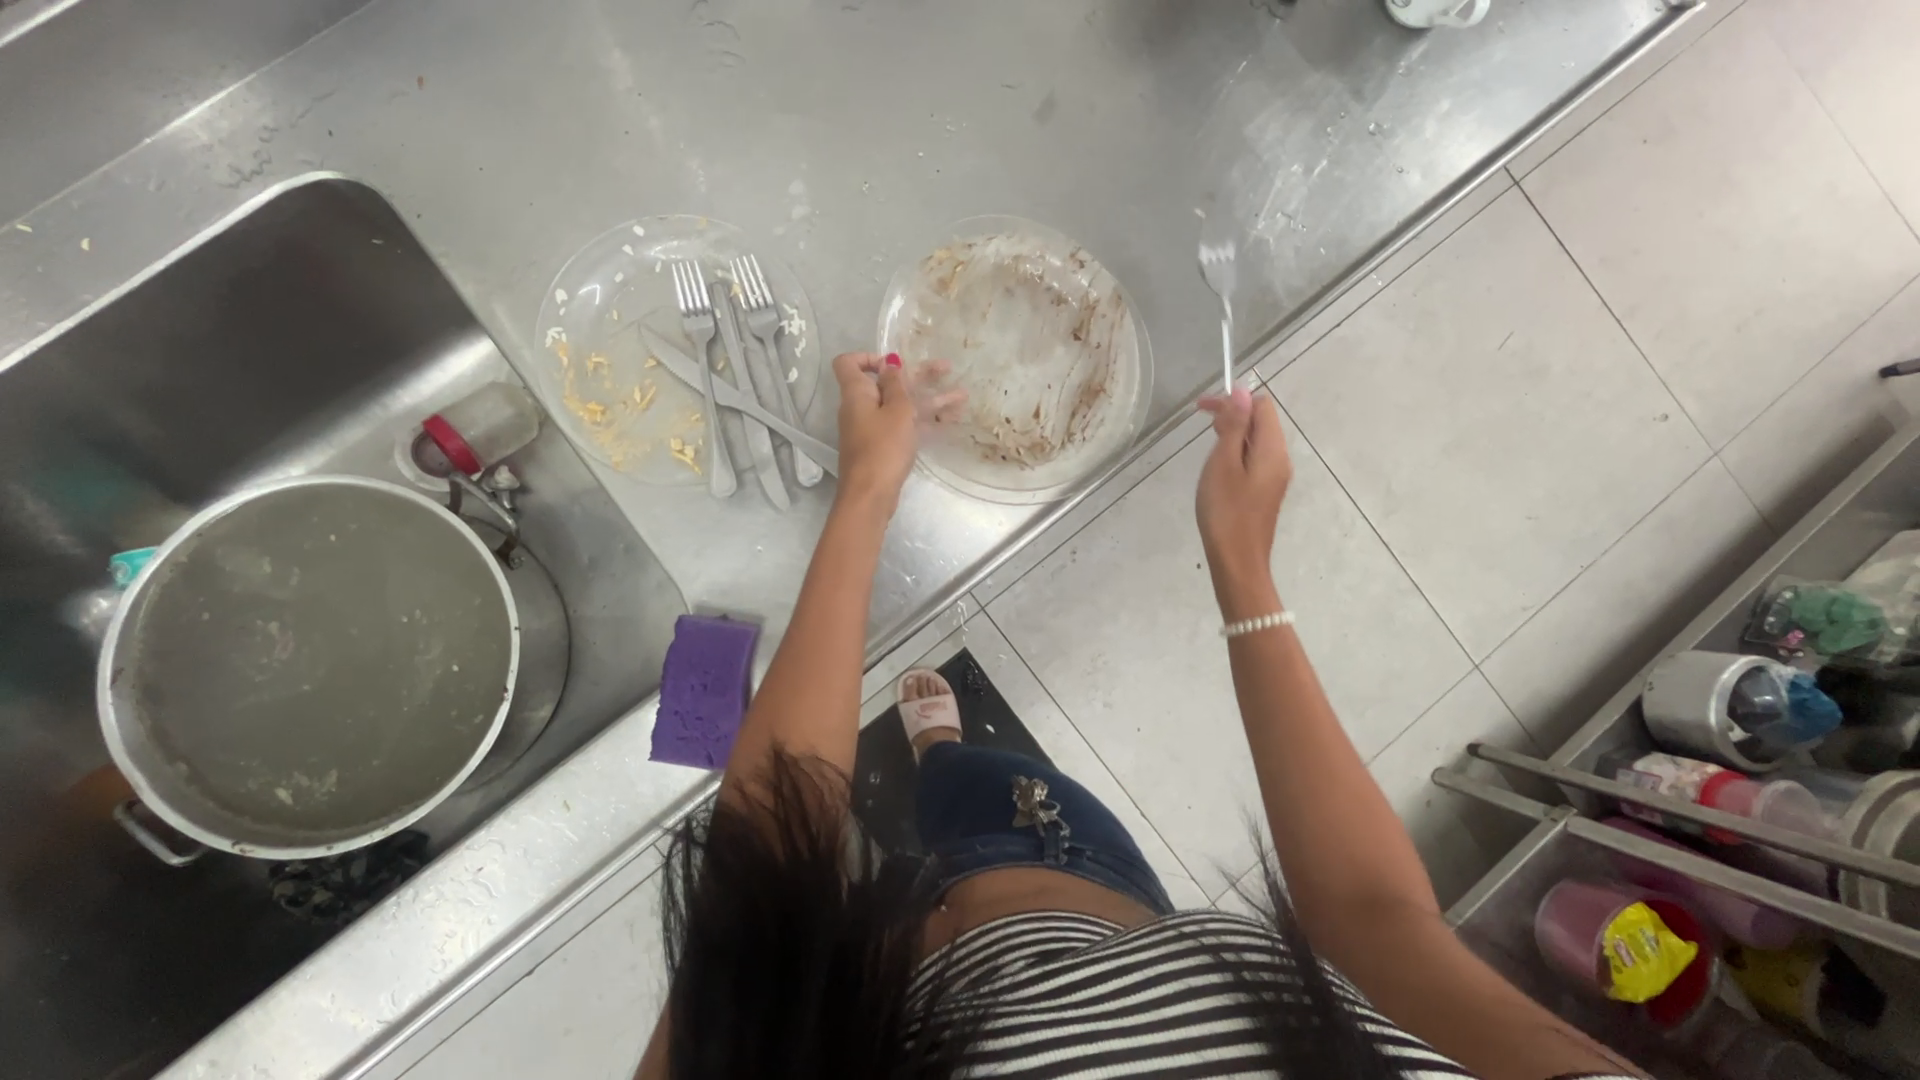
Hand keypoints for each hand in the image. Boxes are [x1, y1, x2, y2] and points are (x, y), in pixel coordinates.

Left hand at [832, 352, 964, 512]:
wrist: (870, 495)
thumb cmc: (883, 448)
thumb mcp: (896, 411)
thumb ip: (896, 385)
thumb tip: (889, 363)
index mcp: (857, 393)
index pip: (849, 363)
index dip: (869, 357)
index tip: (894, 364)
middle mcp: (861, 407)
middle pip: (888, 383)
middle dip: (918, 376)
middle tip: (947, 368)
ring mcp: (872, 429)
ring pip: (902, 407)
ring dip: (930, 400)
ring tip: (962, 397)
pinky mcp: (883, 447)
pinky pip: (904, 426)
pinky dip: (923, 421)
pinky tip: (950, 422)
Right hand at [1195, 387, 1291, 592]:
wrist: (1237, 560)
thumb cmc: (1226, 512)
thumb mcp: (1224, 464)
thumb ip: (1234, 427)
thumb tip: (1242, 392)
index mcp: (1272, 449)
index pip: (1261, 406)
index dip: (1234, 400)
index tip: (1203, 410)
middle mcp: (1280, 459)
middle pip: (1261, 422)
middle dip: (1233, 416)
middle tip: (1203, 427)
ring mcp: (1275, 477)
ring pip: (1256, 442)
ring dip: (1232, 436)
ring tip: (1208, 450)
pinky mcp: (1265, 492)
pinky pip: (1254, 460)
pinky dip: (1236, 454)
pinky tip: (1218, 470)